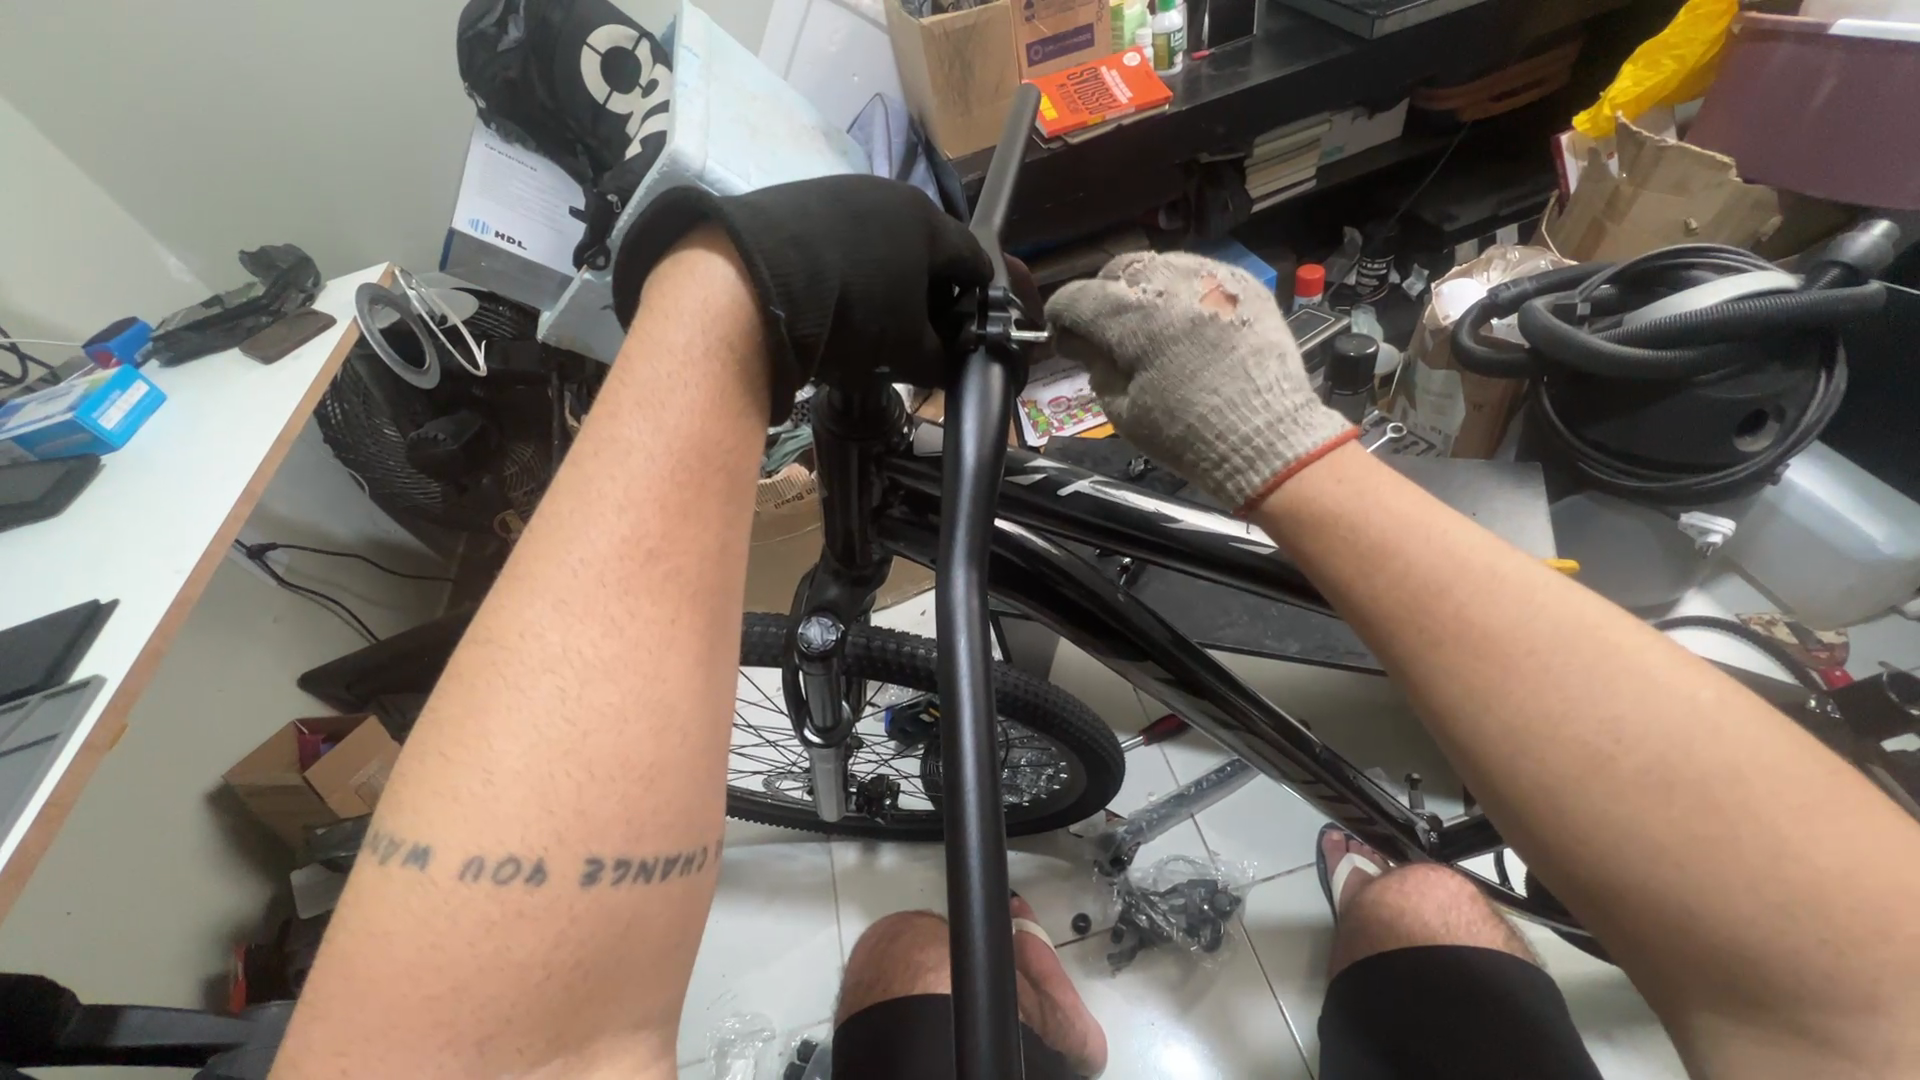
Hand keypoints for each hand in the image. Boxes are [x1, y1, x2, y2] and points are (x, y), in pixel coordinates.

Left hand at [612, 175, 991, 422]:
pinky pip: (836, 239)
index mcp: (928, 223)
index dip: (978, 294)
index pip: (973, 257)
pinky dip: (844, 268)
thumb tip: (950, 365)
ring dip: (884, 276)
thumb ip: (940, 359)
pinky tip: (828, 299)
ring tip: (870, 316)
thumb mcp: (907, 352)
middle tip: (920, 327)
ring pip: (878, 240)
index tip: (972, 322)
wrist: (753, 284)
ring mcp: (838, 192)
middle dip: (928, 287)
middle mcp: (888, 194)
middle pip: (924, 245)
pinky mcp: (794, 202)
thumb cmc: (853, 316)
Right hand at [1045, 252, 1357, 514]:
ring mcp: (1211, 278)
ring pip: (1158, 264)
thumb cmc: (1183, 434)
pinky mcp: (1243, 284)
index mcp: (1132, 317)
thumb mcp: (1120, 408)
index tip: (1063, 337)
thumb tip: (1077, 340)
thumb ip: (1094, 363)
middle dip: (1102, 297)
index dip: (1061, 317)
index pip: (1077, 297)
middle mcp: (1169, 282)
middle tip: (1106, 332)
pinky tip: (1185, 323)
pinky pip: (1199, 273)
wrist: (1263, 438)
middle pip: (1117, 270)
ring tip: (1148, 325)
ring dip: (1142, 289)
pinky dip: (1181, 291)